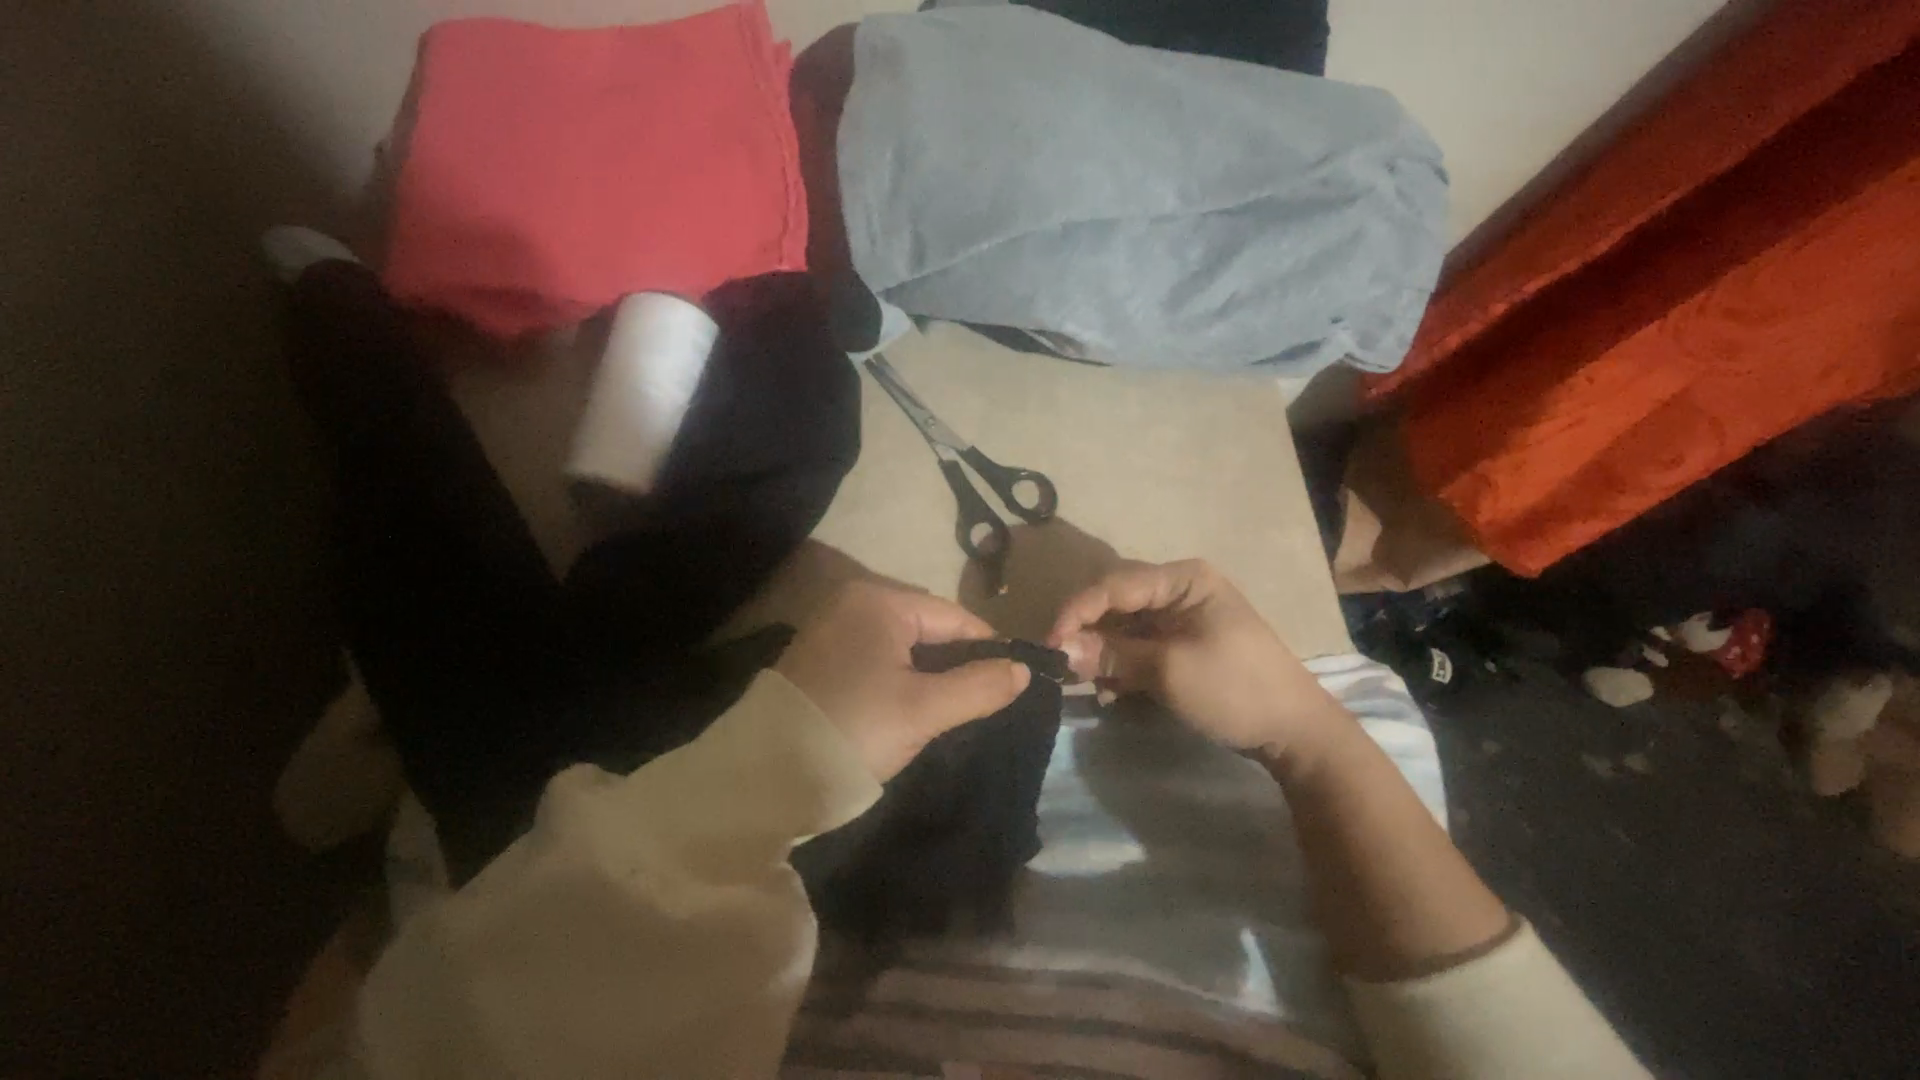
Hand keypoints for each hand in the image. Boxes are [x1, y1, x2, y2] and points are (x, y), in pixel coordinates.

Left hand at [777, 581, 1031, 779]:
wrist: (769, 773)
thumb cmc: (856, 728)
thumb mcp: (924, 709)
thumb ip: (979, 686)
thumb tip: (1023, 670)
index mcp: (879, 600)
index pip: (954, 617)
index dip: (988, 649)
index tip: (1012, 682)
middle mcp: (852, 602)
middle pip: (927, 627)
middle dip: (955, 662)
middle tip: (979, 702)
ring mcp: (830, 628)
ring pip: (901, 645)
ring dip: (926, 673)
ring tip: (948, 709)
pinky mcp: (818, 656)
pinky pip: (875, 657)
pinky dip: (897, 677)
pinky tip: (907, 708)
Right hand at [1047, 560, 1349, 758]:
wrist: (1293, 731)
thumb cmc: (1234, 688)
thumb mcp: (1168, 671)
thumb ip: (1112, 655)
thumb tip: (1057, 650)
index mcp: (1183, 579)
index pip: (1114, 584)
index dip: (1077, 611)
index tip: (1049, 645)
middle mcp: (1179, 589)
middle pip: (1116, 602)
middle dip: (1087, 632)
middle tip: (1063, 664)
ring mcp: (1180, 618)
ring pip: (1122, 627)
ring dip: (1101, 654)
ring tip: (1088, 684)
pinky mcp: (1180, 646)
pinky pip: (1137, 647)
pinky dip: (1119, 666)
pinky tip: (1110, 693)